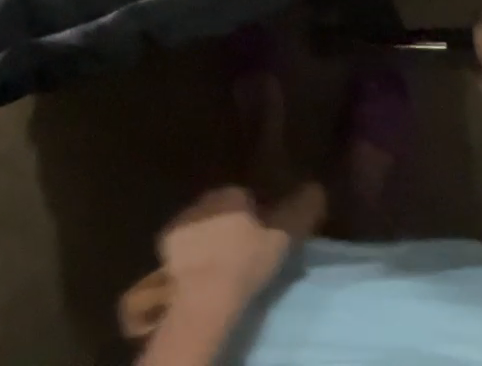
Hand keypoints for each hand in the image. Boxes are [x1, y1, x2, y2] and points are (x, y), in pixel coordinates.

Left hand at [156, 186, 294, 302]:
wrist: (204, 294)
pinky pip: (183, 242)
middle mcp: (205, 198)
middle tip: (241, 252)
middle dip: (230, 224)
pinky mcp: (165, 241)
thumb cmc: (246, 261)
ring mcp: (182, 219)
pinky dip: (190, 251)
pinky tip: (200, 270)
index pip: (247, 198)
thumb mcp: (283, 236)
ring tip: (220, 264)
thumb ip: (301, 209)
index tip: (261, 238)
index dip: (256, 218)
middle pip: (222, 209)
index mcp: (232, 193)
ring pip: (202, 224)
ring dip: (209, 236)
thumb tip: (316, 187)